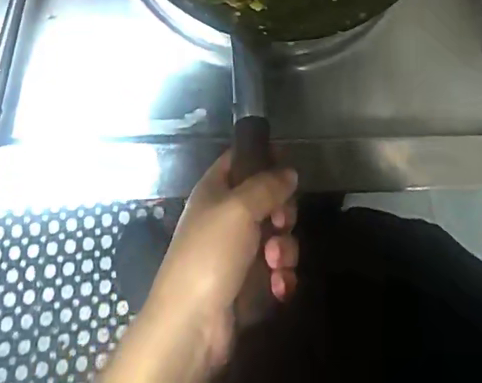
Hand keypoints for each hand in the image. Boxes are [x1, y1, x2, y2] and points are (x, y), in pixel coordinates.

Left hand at [115, 150, 298, 377]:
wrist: (192, 322)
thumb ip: (267, 185)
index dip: (263, 158)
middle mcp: (226, 216)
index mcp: (215, 190)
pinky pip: (277, 272)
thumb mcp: (238, 208)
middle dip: (283, 212)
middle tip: (281, 222)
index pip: (240, 160)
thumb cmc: (210, 252)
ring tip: (274, 264)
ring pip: (276, 237)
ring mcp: (238, 252)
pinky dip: (282, 279)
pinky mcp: (249, 285)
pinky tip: (278, 288)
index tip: (288, 166)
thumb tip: (290, 171)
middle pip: (267, 200)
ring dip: (284, 250)